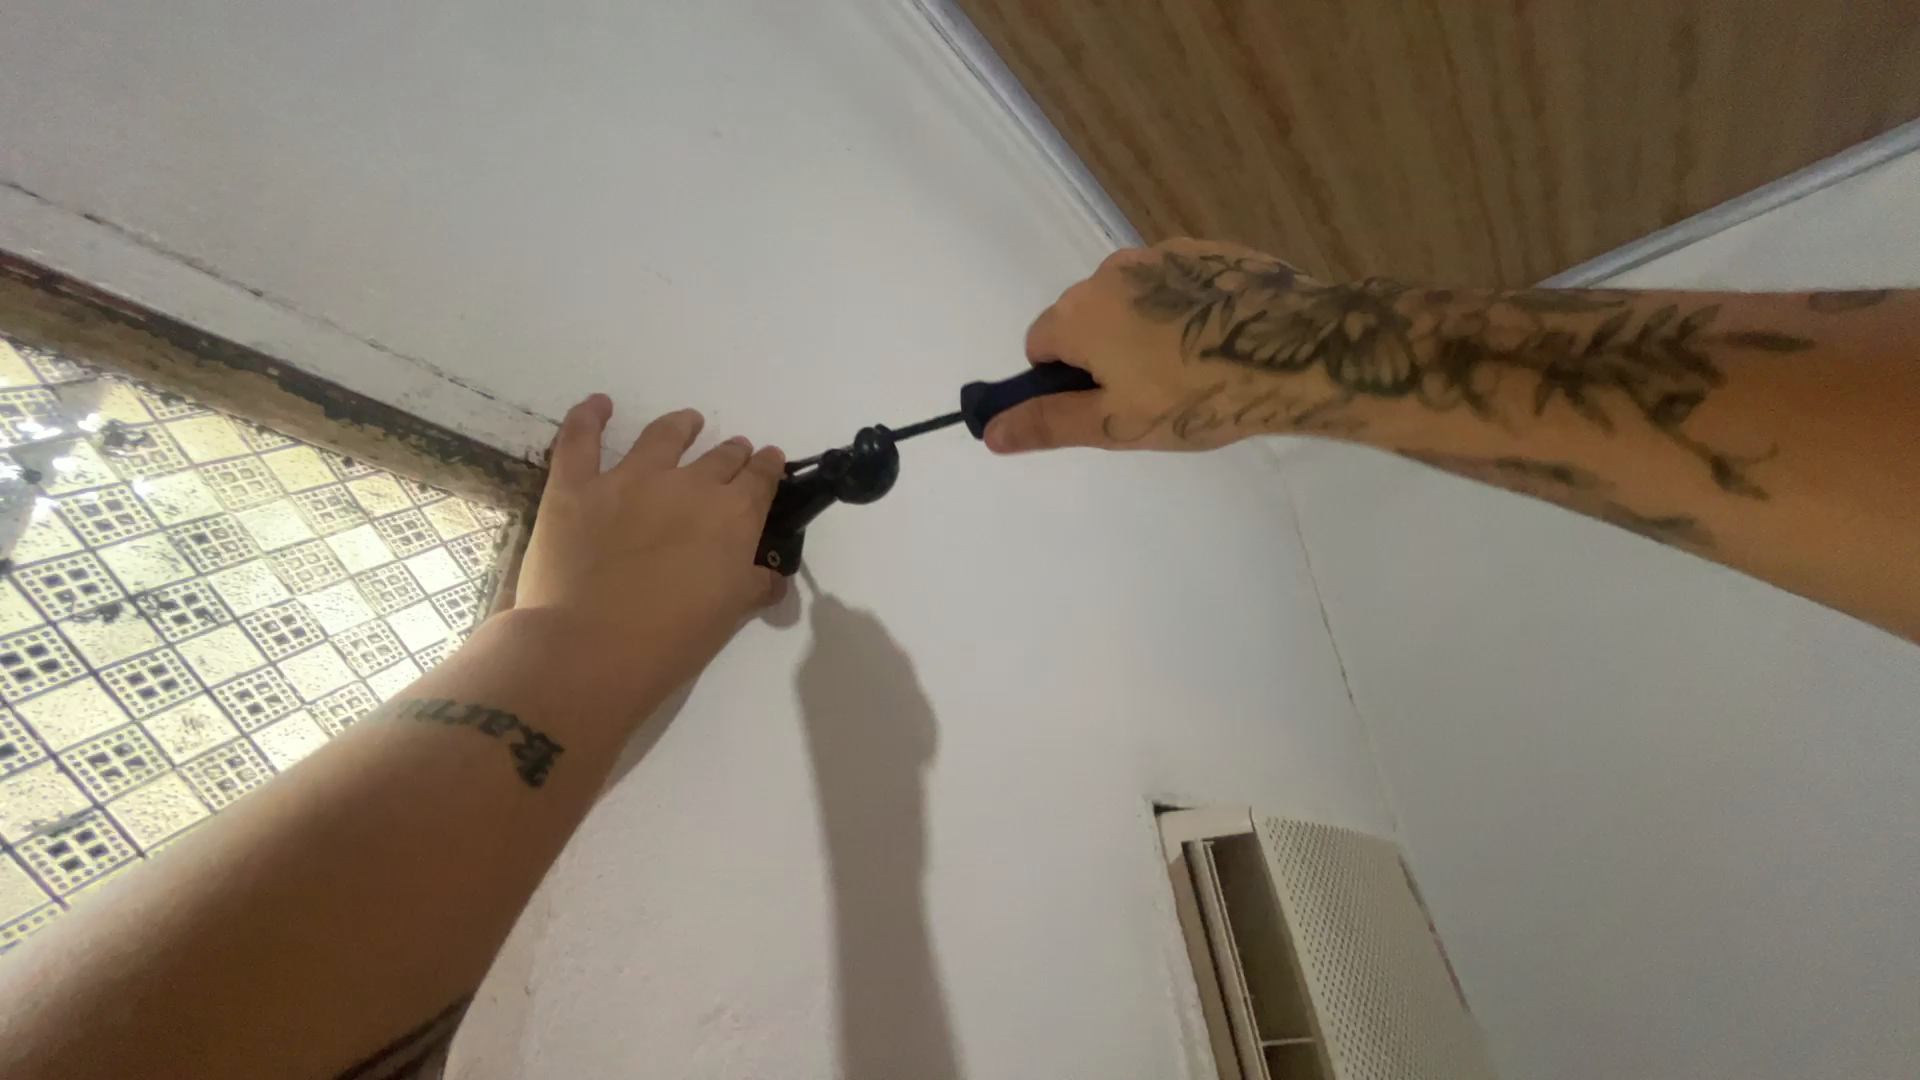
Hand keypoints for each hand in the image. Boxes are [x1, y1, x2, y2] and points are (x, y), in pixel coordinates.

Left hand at [512, 397, 785, 697]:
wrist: (593, 647)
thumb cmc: (675, 637)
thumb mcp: (730, 612)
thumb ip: (755, 586)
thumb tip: (772, 578)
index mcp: (734, 515)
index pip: (761, 478)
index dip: (768, 467)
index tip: (770, 460)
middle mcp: (689, 485)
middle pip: (720, 457)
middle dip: (733, 452)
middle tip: (734, 452)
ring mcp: (630, 480)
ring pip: (664, 436)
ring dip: (681, 425)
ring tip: (688, 422)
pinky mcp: (577, 486)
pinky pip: (581, 440)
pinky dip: (589, 416)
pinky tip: (597, 404)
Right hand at [985, 238, 1329, 452]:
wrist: (1299, 353)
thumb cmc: (1195, 397)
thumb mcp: (1114, 423)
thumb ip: (1047, 423)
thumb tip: (989, 432)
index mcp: (1079, 312)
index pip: (1039, 345)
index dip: (1061, 380)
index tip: (1103, 403)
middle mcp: (1110, 271)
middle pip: (1082, 319)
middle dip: (1100, 354)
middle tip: (1147, 394)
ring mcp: (1161, 255)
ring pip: (1127, 301)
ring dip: (1139, 331)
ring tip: (1188, 369)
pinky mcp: (1207, 251)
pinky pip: (1170, 286)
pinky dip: (1178, 311)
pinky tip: (1215, 341)